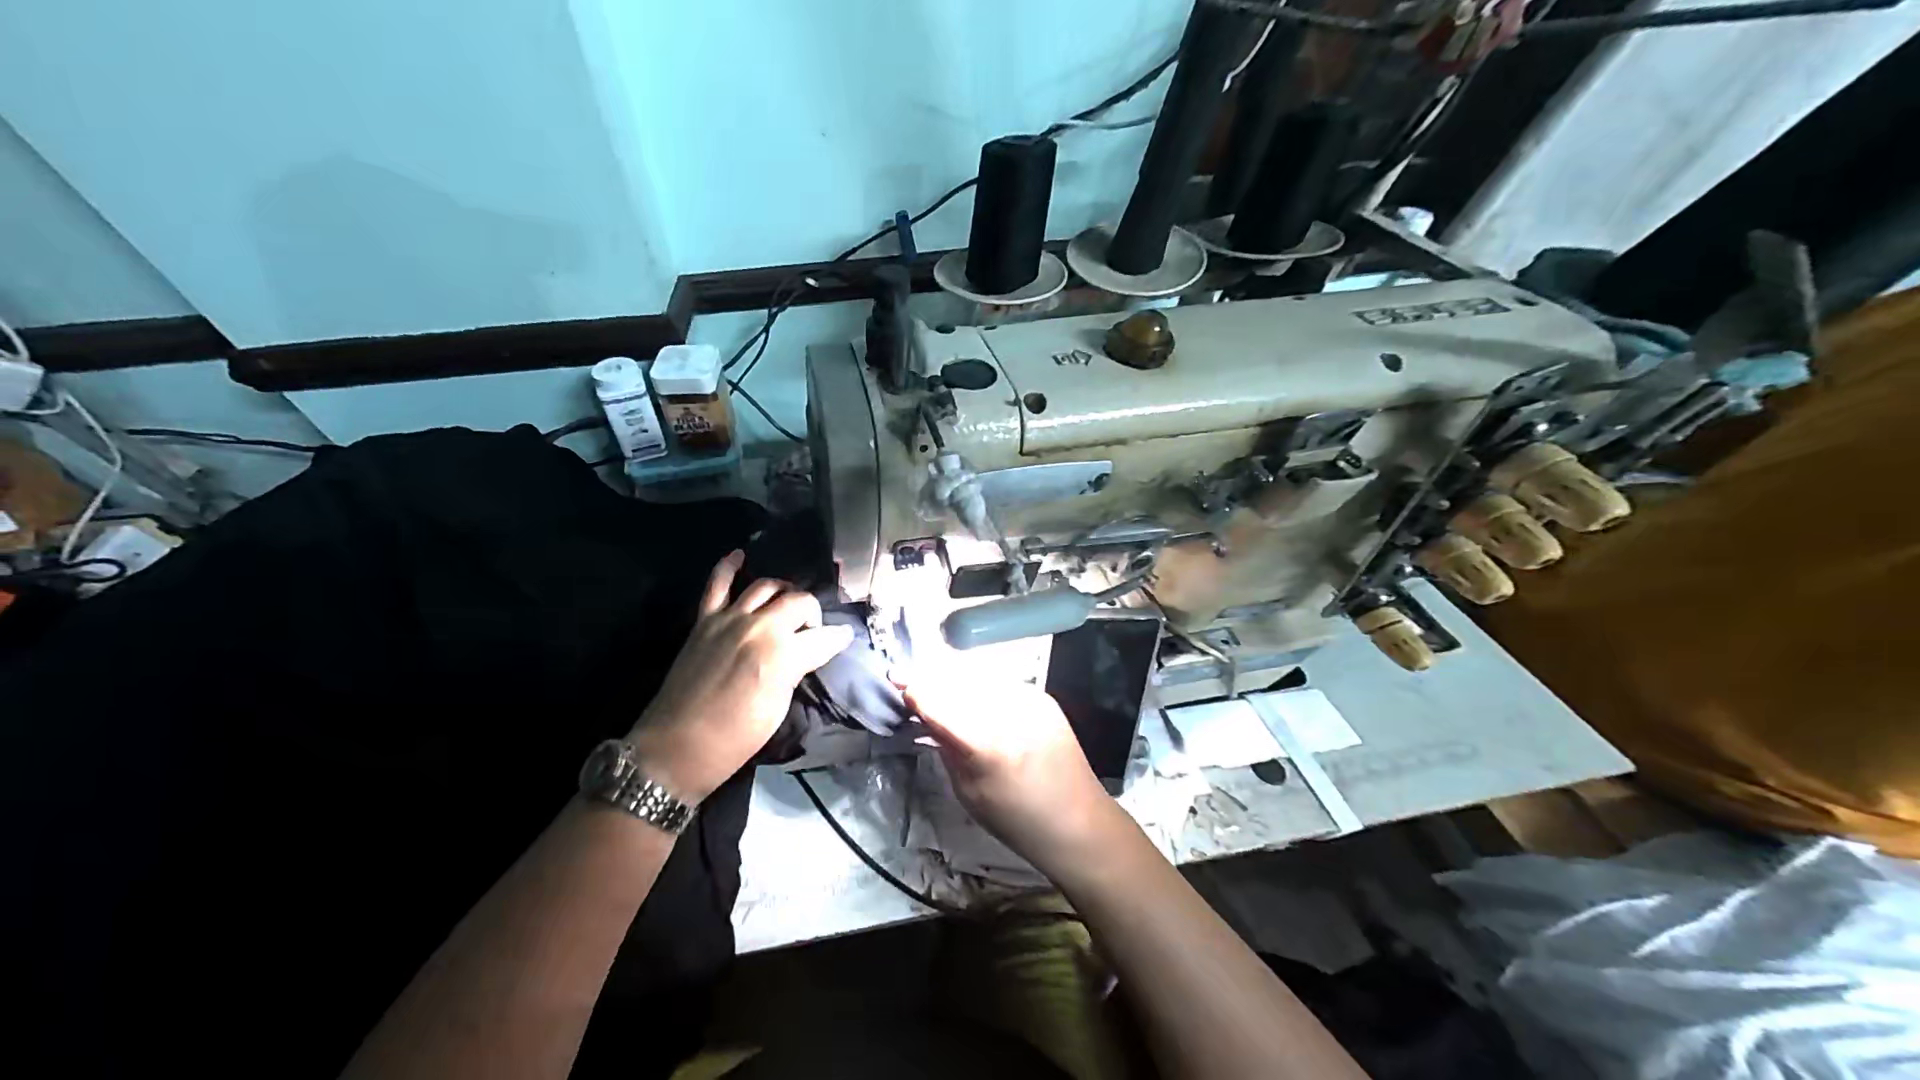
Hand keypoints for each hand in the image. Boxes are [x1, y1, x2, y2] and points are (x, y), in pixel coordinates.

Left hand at [628, 551, 853, 802]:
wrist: (676, 747)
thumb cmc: (735, 738)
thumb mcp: (779, 706)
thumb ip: (796, 669)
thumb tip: (810, 651)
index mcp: (783, 655)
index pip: (824, 637)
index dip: (838, 638)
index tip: (844, 638)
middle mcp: (759, 627)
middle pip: (799, 602)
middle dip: (812, 614)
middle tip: (811, 630)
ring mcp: (729, 619)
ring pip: (766, 586)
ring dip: (783, 591)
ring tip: (787, 603)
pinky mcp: (704, 620)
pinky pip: (717, 584)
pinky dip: (728, 566)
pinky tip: (740, 555)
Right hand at [904, 676, 1124, 878]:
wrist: (1077, 820)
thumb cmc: (1016, 820)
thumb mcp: (967, 791)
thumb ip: (946, 745)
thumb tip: (926, 713)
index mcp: (986, 743)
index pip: (938, 701)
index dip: (914, 689)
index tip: (896, 681)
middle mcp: (1008, 711)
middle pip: (957, 679)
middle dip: (933, 679)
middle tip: (911, 682)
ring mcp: (1030, 699)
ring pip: (979, 675)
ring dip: (957, 679)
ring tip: (942, 690)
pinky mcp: (1042, 697)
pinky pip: (1001, 683)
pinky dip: (982, 688)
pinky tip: (976, 700)